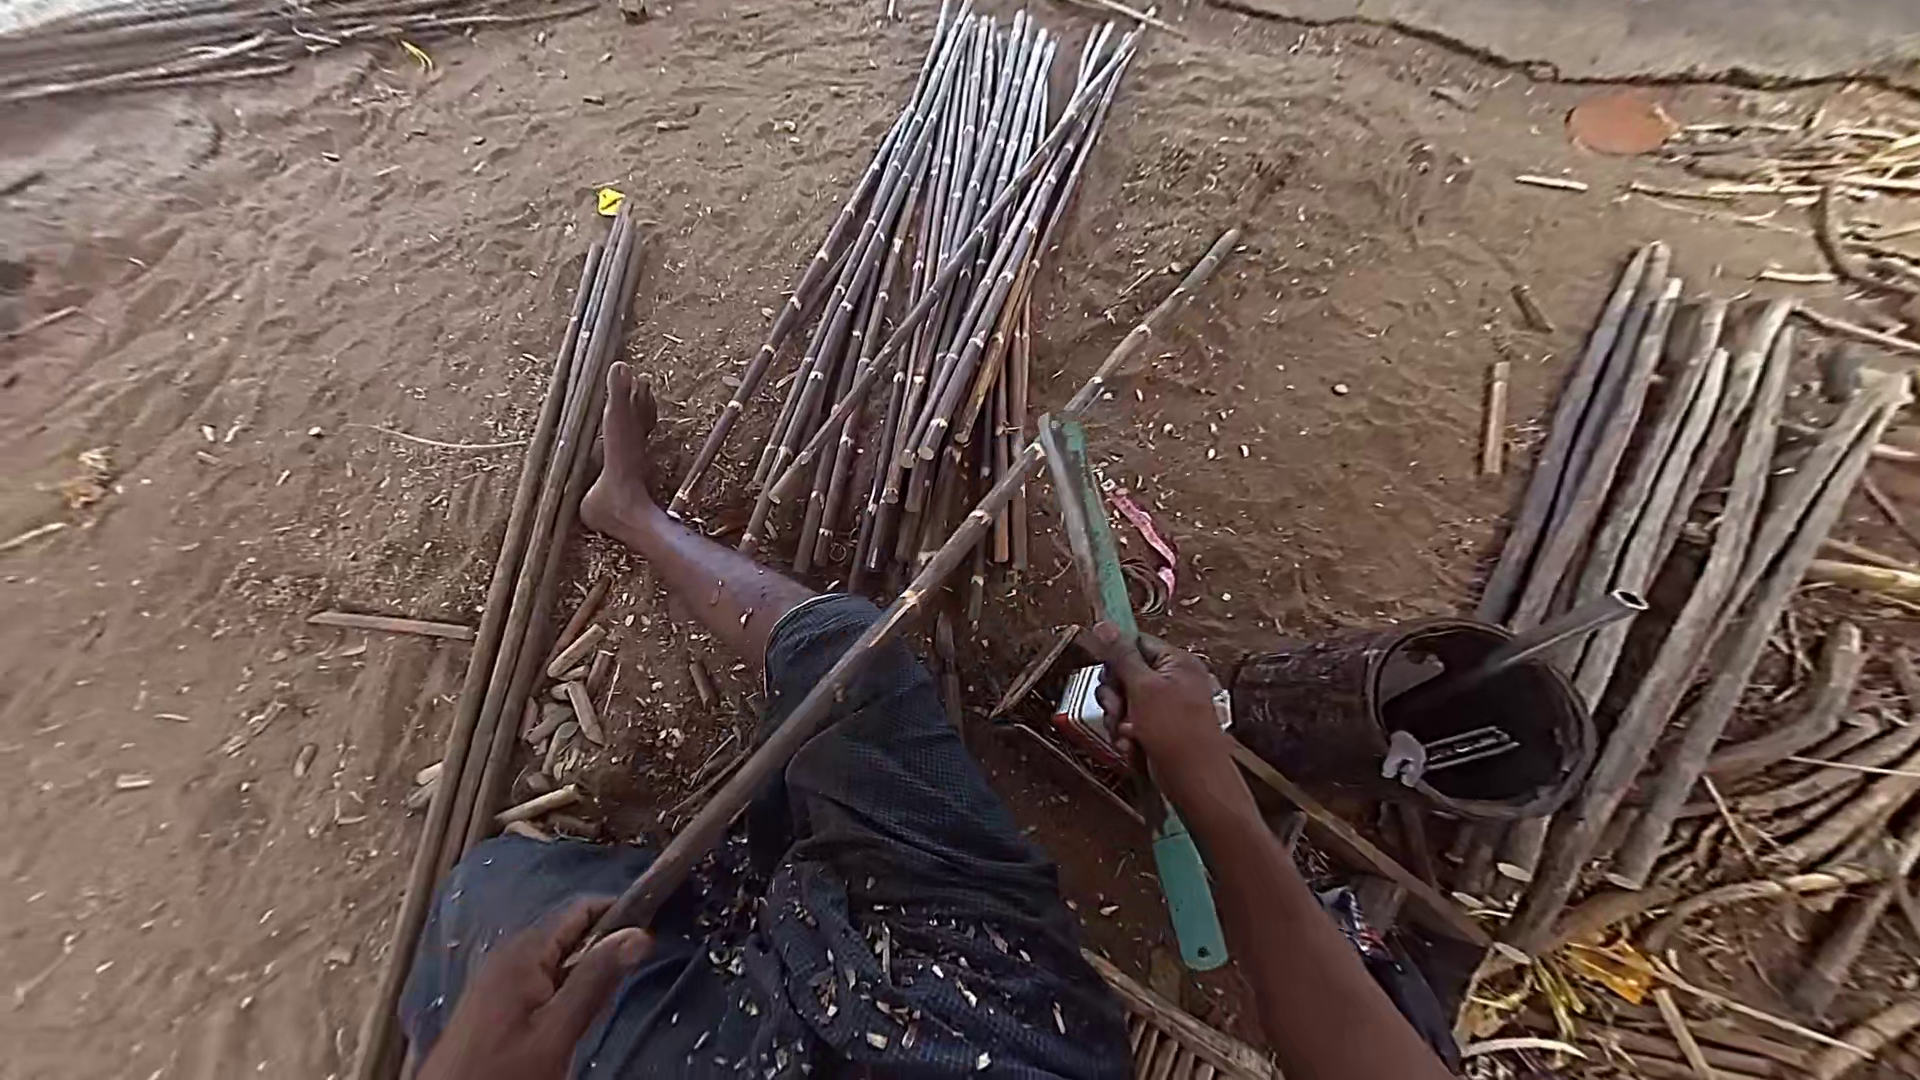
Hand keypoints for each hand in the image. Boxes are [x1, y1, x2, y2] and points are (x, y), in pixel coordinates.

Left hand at [418, 897, 652, 1079]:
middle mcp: (507, 956)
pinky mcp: (492, 1007)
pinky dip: (564, 988)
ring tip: (600, 1001)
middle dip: (602, 946)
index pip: (583, 906)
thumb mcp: (555, 1035)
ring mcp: (496, 982)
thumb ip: (597, 979)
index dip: (618, 914)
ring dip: (585, 970)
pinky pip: (542, 978)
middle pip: (571, 930)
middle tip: (625, 975)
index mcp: (522, 952)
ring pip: (558, 957)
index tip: (646, 935)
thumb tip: (639, 934)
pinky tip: (570, 1019)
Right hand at [1083, 623, 1240, 811]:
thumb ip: (1121, 655)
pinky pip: (1130, 721)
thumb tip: (1104, 624)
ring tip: (1125, 733)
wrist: (1195, 783)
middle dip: (1114, 694)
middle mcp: (1172, 680)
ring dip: (1117, 717)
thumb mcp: (1143, 687)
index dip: (1117, 657)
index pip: (1136, 643)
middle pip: (1125, 672)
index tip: (1105, 672)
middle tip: (1116, 708)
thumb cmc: (1174, 730)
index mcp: (1176, 662)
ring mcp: (1165, 705)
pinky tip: (1129, 745)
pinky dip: (1125, 733)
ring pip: (1124, 699)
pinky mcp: (1158, 728)